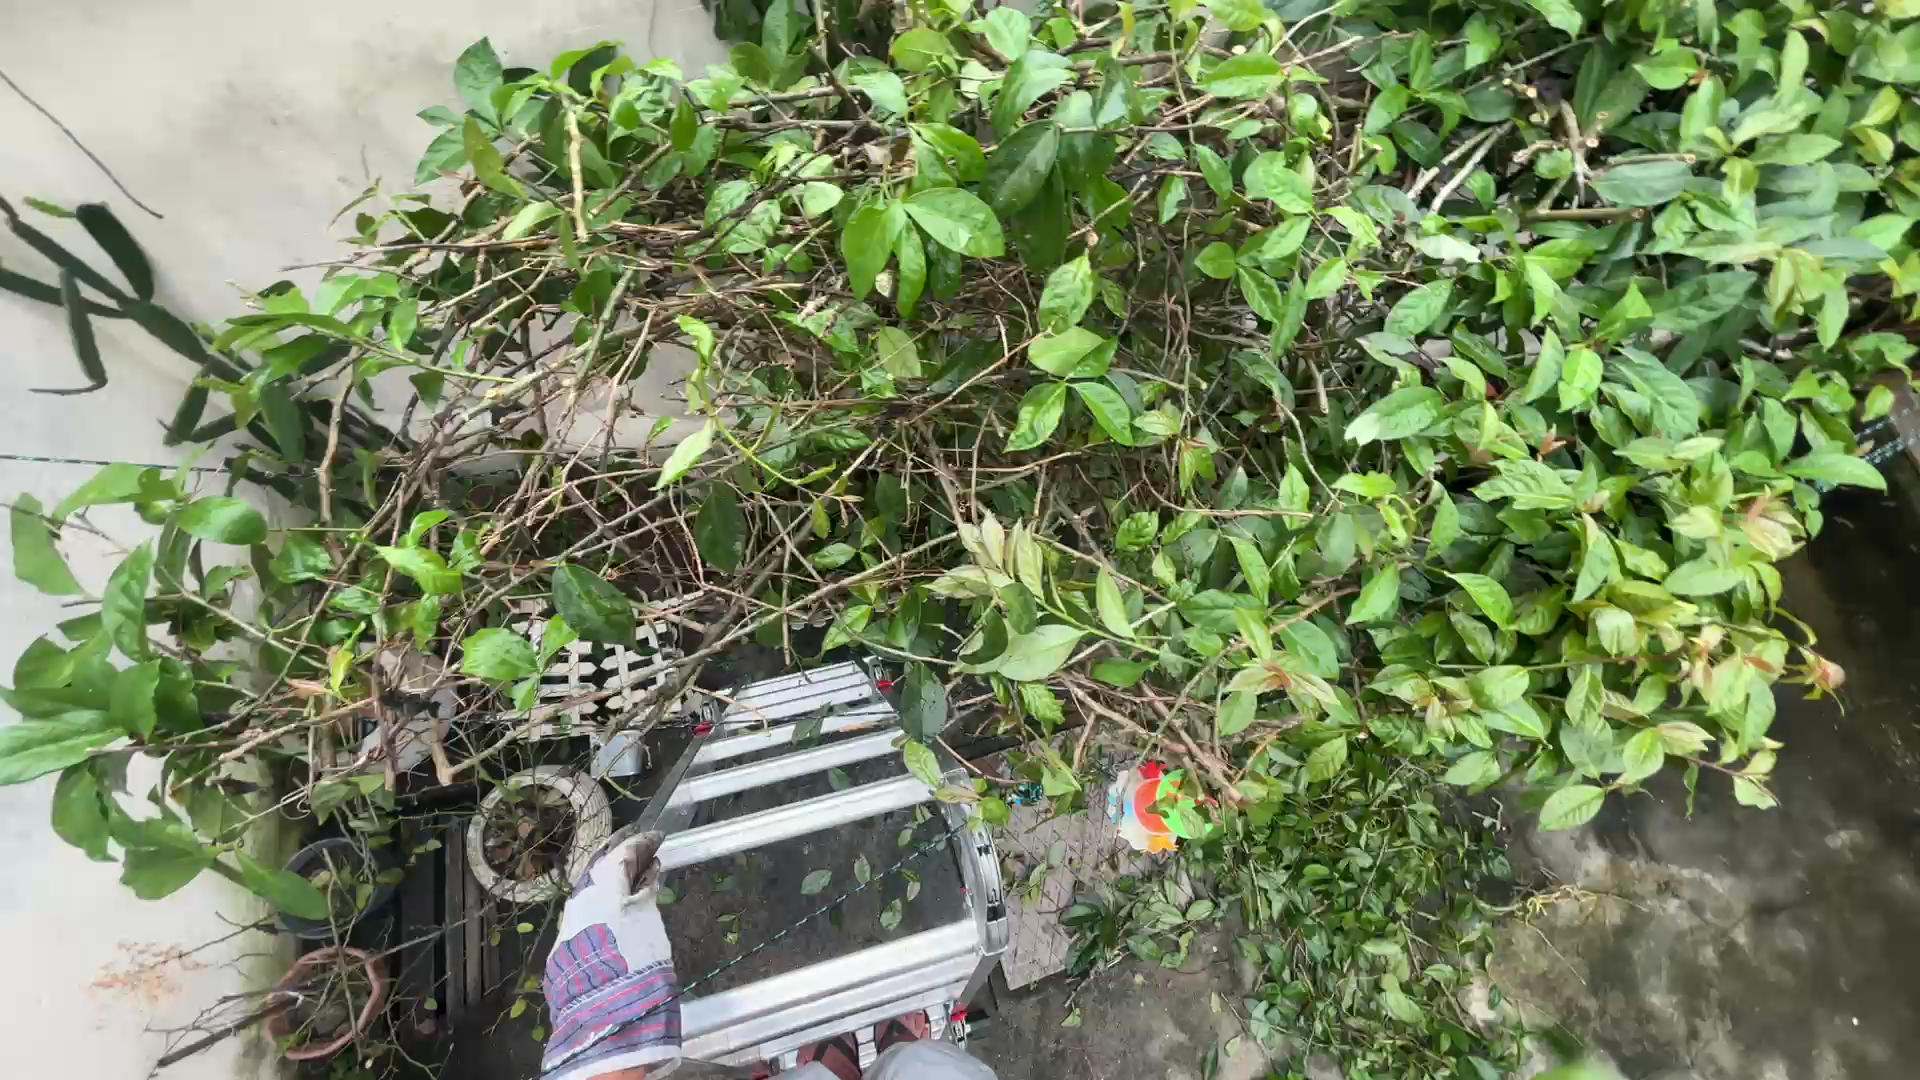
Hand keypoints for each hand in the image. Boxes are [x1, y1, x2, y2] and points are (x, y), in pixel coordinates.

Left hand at [540, 827, 680, 1079]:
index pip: (620, 853)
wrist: (608, 1018)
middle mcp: (577, 904)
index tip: (658, 836)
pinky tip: (616, 911)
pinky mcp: (562, 954)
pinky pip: (584, 917)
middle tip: (644, 850)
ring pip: (589, 894)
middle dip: (621, 857)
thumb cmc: (638, 960)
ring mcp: (566, 930)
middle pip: (598, 870)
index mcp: (600, 889)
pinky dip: (602, 906)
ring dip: (611, 882)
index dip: (642, 841)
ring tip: (634, 879)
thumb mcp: (650, 917)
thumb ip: (646, 890)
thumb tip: (649, 871)